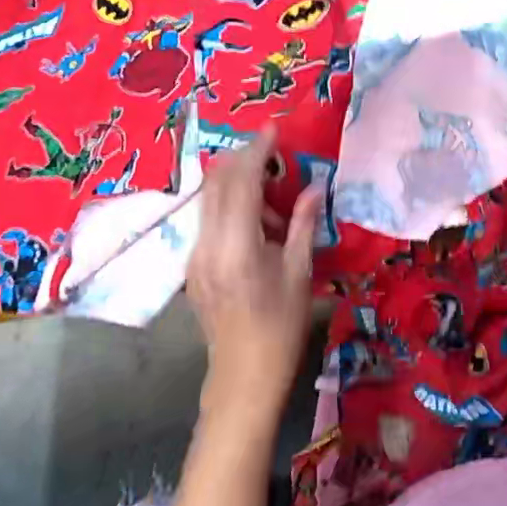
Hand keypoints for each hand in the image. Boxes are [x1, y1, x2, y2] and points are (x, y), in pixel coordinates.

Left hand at [186, 127, 322, 416]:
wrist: (244, 375)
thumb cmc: (281, 326)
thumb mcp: (299, 273)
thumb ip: (302, 224)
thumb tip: (314, 189)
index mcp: (236, 246)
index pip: (241, 182)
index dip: (256, 152)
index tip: (273, 130)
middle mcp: (207, 244)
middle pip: (216, 183)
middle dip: (242, 161)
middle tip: (274, 158)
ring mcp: (194, 255)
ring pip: (209, 200)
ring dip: (237, 187)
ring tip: (274, 206)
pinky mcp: (192, 266)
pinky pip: (208, 221)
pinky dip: (231, 210)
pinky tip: (257, 229)